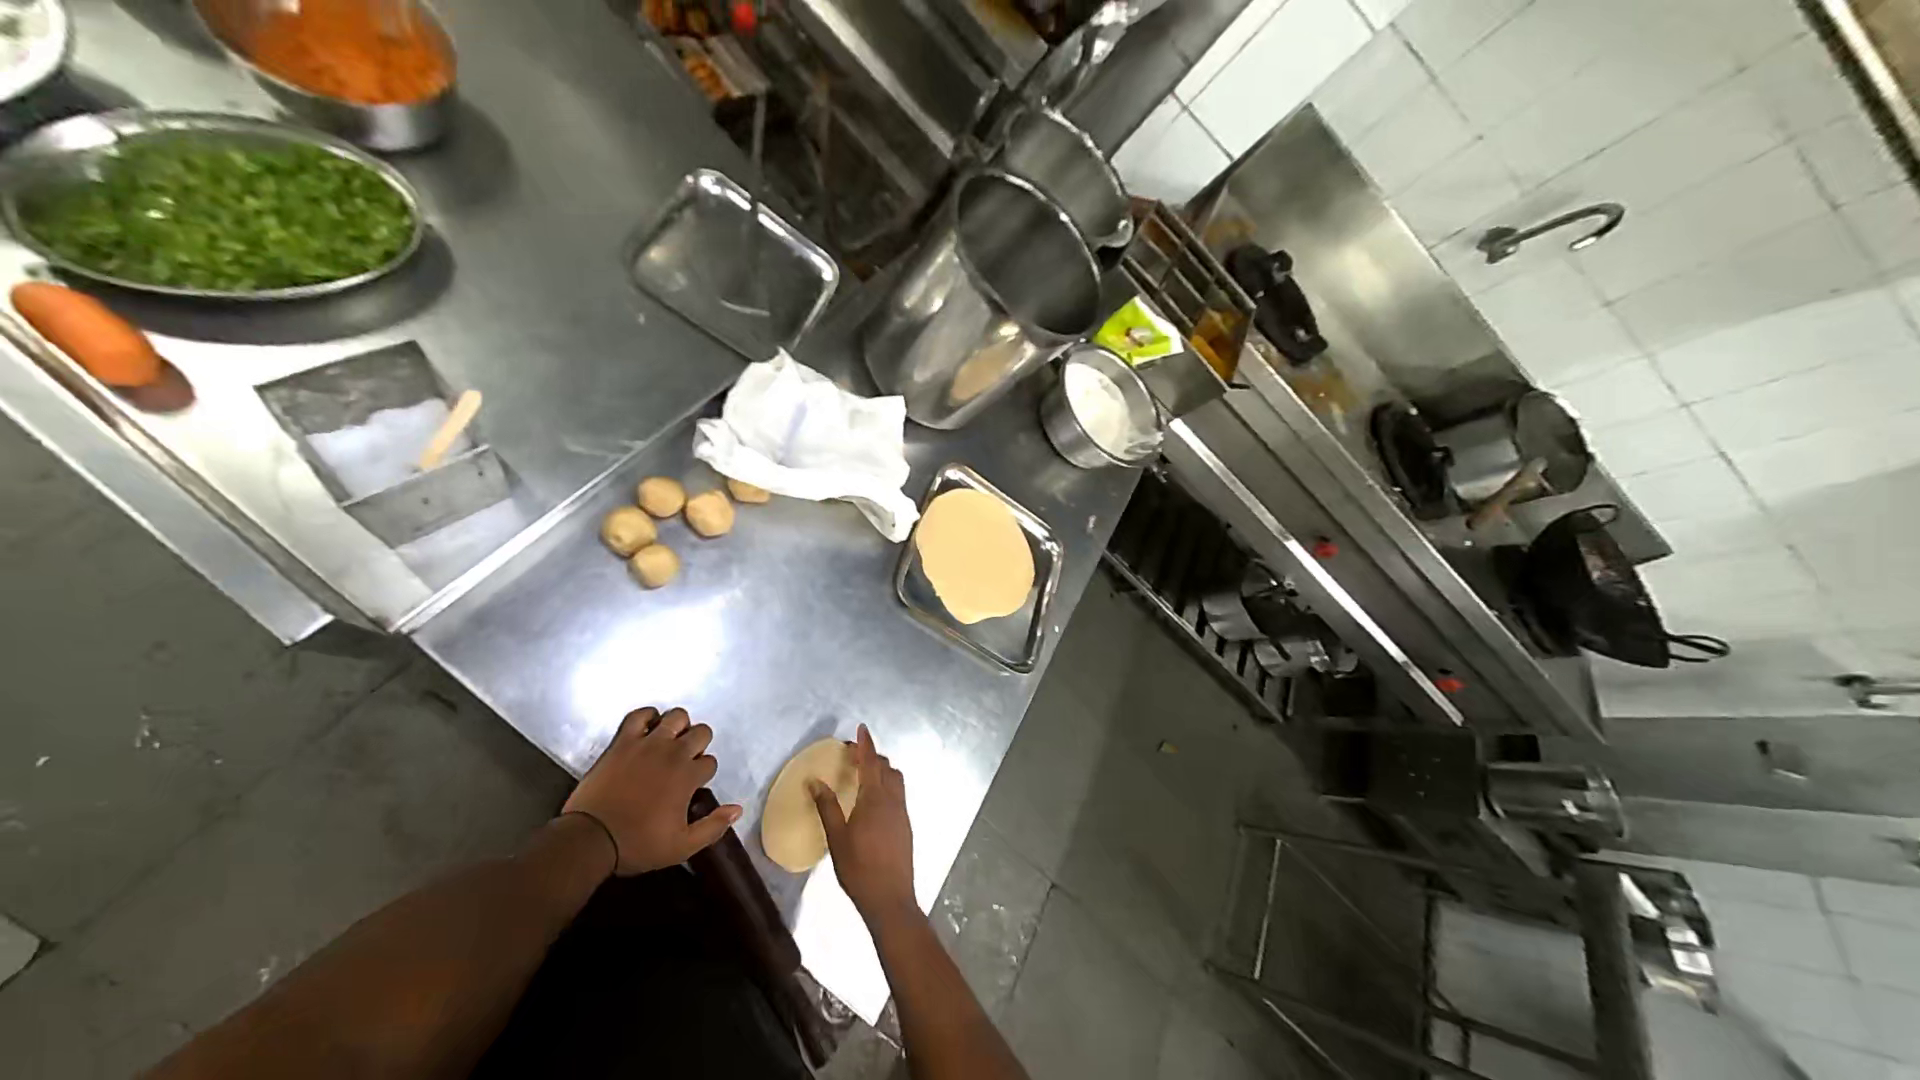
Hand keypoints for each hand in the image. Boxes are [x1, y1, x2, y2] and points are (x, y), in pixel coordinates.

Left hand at [562, 706, 742, 875]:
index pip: (710, 761)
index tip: (692, 785)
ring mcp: (646, 744)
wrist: (589, 840)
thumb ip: (713, 827)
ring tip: (669, 742)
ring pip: (676, 716)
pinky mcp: (622, 742)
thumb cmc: (637, 844)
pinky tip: (646, 730)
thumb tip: (737, 809)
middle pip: (701, 732)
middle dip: (698, 744)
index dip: (703, 772)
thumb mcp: (681, 846)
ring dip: (678, 727)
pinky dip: (647, 717)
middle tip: (684, 761)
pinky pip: (639, 715)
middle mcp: (672, 753)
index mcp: (688, 776)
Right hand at [813, 724, 914, 921]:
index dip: (865, 744)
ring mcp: (902, 813)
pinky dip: (887, 785)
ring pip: (896, 780)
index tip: (861, 728)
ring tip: (863, 773)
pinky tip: (873, 799)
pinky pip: (898, 794)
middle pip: (886, 768)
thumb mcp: (836, 838)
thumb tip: (815, 781)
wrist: (890, 898)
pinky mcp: (906, 825)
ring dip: (882, 770)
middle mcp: (893, 800)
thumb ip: (827, 807)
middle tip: (853, 755)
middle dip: (872, 756)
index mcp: (875, 799)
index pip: (871, 762)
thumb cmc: (859, 868)